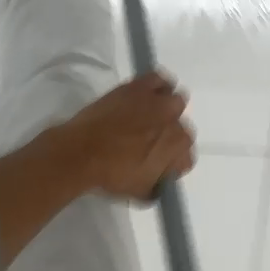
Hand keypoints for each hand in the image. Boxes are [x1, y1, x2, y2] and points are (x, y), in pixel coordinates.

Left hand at [48, 72, 195, 200]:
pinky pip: (157, 78)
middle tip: (150, 139)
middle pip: (180, 126)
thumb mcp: (143, 191)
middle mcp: (173, 122)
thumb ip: (160, 184)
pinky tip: (146, 94)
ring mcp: (156, 101)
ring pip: (174, 99)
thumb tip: (162, 178)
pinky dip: (157, 85)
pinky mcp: (137, 87)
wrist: (82, 152)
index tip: (158, 163)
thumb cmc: (112, 175)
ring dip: (166, 107)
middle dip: (168, 133)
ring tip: (149, 115)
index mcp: (178, 149)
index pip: (186, 154)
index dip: (172, 161)